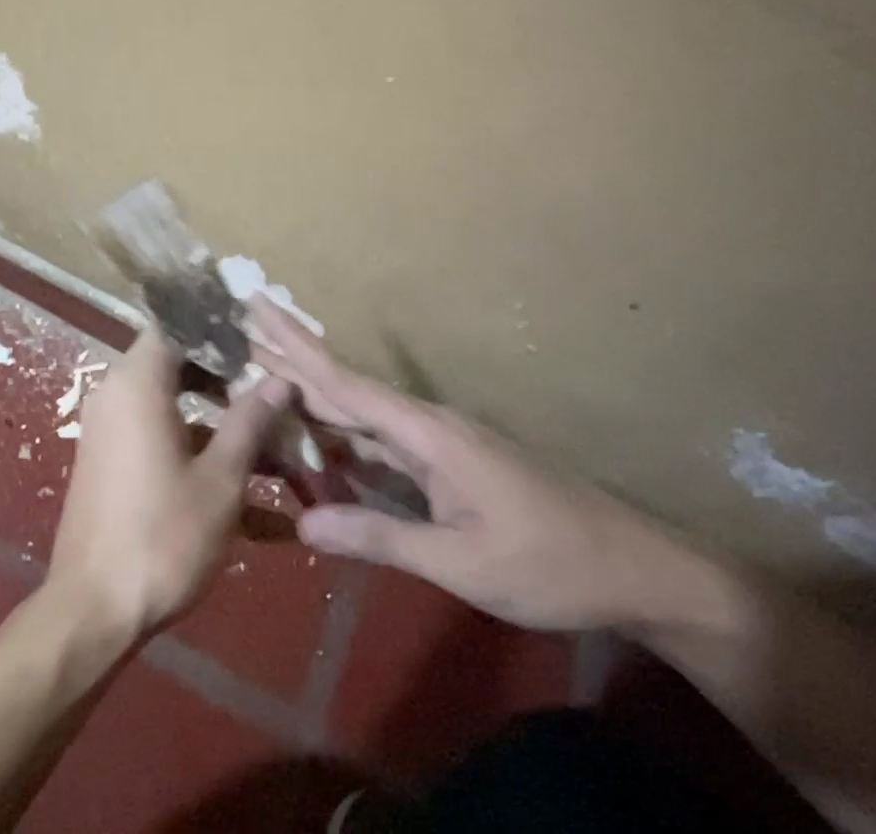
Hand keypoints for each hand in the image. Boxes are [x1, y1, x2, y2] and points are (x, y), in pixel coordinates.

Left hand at [47, 328, 292, 634]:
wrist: (95, 608)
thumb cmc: (163, 537)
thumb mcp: (220, 480)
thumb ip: (249, 422)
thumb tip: (278, 381)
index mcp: (136, 384)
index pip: (176, 326)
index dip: (220, 329)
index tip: (264, 341)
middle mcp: (114, 397)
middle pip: (176, 365)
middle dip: (229, 377)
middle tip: (278, 390)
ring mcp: (109, 433)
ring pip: (172, 408)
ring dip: (220, 422)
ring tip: (278, 442)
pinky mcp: (111, 466)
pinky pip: (159, 440)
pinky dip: (198, 451)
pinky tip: (252, 493)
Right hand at [250, 296, 707, 632]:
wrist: (636, 571)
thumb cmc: (550, 566)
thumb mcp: (460, 562)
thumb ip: (380, 538)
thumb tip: (303, 523)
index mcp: (429, 435)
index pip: (346, 383)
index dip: (296, 347)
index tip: (257, 305)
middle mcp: (431, 426)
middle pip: (347, 387)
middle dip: (292, 360)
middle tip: (238, 335)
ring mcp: (443, 445)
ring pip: (363, 413)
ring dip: (312, 394)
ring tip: (262, 376)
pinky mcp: (451, 465)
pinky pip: (382, 440)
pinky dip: (342, 431)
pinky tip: (320, 434)